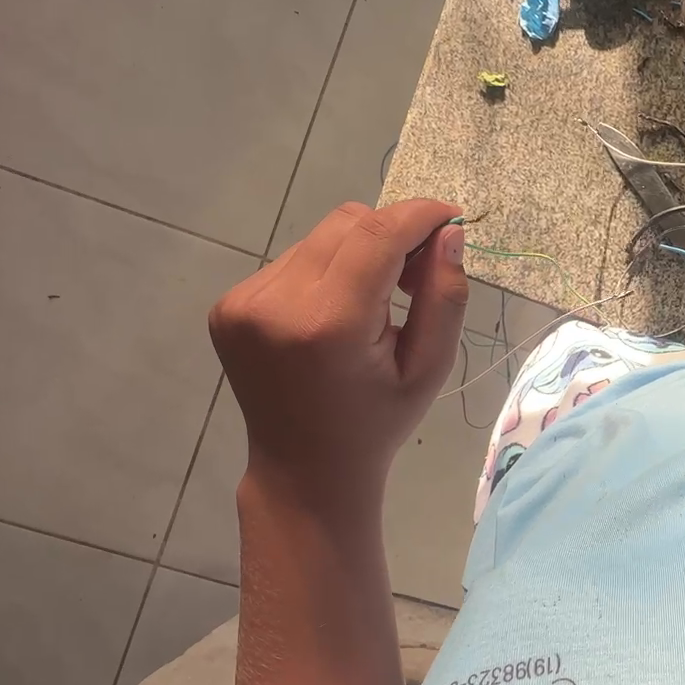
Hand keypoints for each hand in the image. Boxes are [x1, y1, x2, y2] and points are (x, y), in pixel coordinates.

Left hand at [208, 200, 467, 505]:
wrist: (305, 469)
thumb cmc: (379, 423)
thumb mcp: (431, 367)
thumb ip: (443, 296)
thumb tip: (449, 234)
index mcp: (328, 323)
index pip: (378, 234)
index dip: (419, 215)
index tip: (454, 217)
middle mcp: (274, 301)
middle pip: (348, 222)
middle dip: (395, 233)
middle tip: (421, 275)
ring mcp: (243, 300)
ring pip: (322, 237)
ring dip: (362, 252)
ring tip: (381, 300)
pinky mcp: (230, 303)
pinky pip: (297, 259)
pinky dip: (331, 270)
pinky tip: (342, 312)